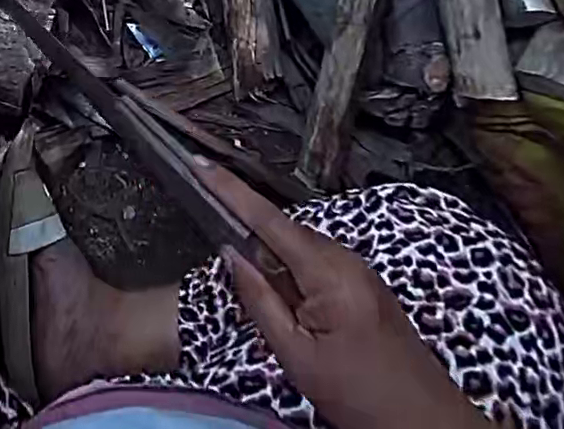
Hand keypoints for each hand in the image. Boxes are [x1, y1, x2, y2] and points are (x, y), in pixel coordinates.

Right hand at [194, 161, 488, 428]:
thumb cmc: (364, 400)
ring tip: (270, 297)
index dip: (229, 188)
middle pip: (280, 229)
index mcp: (328, 273)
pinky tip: (292, 303)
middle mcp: (345, 258)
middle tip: (231, 262)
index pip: (267, 218)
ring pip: (296, 245)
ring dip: (271, 257)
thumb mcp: (298, 358)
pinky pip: (312, 259)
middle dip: (249, 232)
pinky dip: (290, 269)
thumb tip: (230, 252)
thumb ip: (259, 299)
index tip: (198, 163)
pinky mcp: (363, 281)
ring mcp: (357, 268)